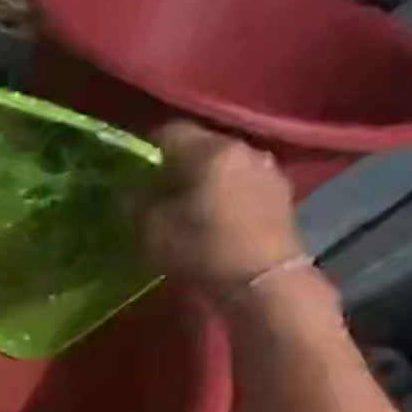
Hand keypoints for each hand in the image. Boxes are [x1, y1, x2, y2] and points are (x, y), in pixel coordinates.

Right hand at [139, 122, 305, 288]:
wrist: (262, 280)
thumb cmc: (201, 249)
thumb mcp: (153, 230)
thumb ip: (136, 202)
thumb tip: (130, 189)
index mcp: (209, 151)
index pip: (170, 131)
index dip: (146, 147)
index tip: (134, 170)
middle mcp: (242, 149)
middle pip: (201, 146)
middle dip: (177, 164)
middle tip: (158, 191)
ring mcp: (267, 168)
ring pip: (223, 164)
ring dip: (204, 179)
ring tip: (188, 206)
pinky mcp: (281, 193)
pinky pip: (243, 182)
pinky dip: (226, 193)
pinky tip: (216, 217)